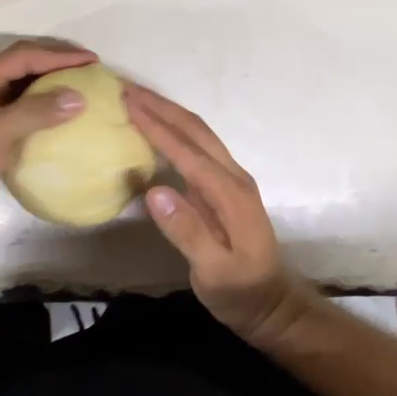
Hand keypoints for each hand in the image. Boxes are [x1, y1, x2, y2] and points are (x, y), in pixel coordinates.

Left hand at [0, 41, 97, 226]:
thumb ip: (36, 111)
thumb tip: (78, 97)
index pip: (24, 55)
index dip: (58, 55)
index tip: (92, 60)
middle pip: (24, 62)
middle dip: (56, 61)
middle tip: (91, 68)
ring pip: (25, 83)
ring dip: (52, 82)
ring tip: (84, 85)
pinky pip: (24, 105)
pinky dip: (45, 104)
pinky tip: (66, 113)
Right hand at [125, 84, 317, 345]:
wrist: (272, 306)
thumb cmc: (240, 291)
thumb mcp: (213, 272)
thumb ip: (187, 232)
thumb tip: (154, 191)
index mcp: (230, 194)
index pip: (187, 151)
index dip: (156, 126)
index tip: (126, 104)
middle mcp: (234, 177)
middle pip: (195, 129)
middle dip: (160, 106)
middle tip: (124, 89)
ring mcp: (231, 179)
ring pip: (198, 133)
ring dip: (167, 111)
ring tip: (136, 97)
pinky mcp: (224, 185)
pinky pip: (196, 145)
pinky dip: (173, 127)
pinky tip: (155, 125)